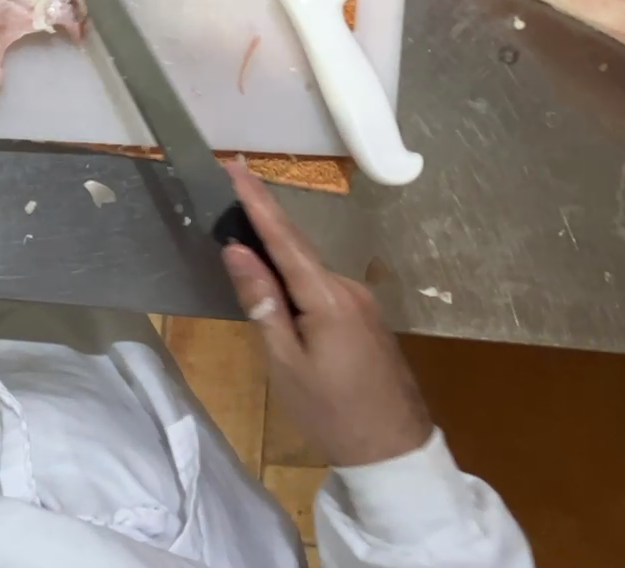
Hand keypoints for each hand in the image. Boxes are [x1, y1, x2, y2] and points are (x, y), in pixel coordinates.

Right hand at [219, 161, 432, 466]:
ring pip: (307, 269)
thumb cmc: (330, 412)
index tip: (235, 167)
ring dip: (275, 253)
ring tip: (240, 238)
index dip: (257, 201)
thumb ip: (261, 301)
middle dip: (262, 217)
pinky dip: (293, 278)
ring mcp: (361, 303)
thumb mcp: (283, 362)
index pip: (284, 238)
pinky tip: (274, 284)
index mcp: (327, 298)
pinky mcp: (364, 318)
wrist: (394, 457)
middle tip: (229, 186)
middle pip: (295, 247)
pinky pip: (319, 286)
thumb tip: (236, 250)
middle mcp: (348, 289)